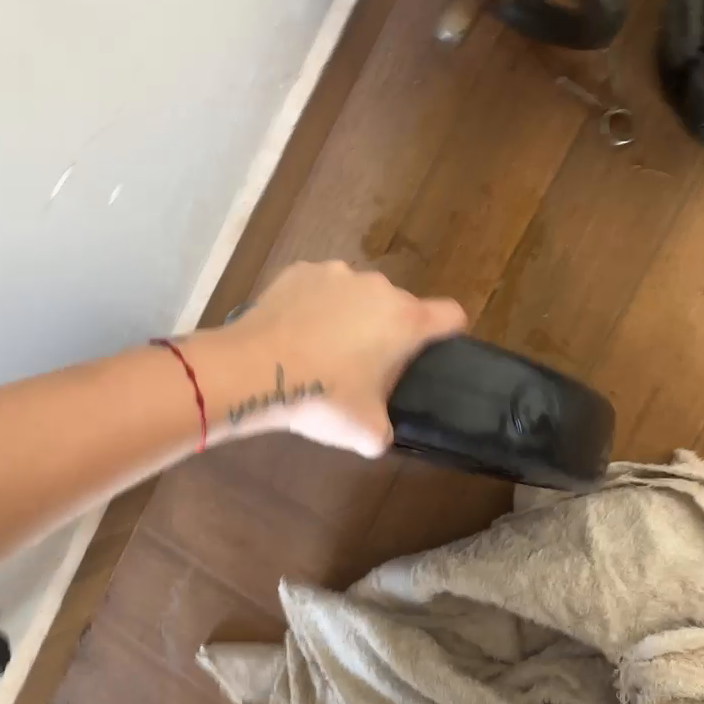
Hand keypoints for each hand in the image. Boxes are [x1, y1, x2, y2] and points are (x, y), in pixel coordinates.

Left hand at [195, 261, 466, 456]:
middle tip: (364, 366)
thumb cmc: (320, 398)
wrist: (252, 371)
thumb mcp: (365, 432)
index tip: (432, 352)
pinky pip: (320, 288)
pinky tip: (295, 333)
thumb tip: (380, 430)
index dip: (449, 333)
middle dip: (388, 330)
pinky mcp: (299, 270)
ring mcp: (337, 274)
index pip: (452, 315)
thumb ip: (385, 430)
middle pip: (400, 306)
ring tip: (322, 349)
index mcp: (406, 321)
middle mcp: (379, 287)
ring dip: (351, 315)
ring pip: (358, 295)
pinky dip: (315, 305)